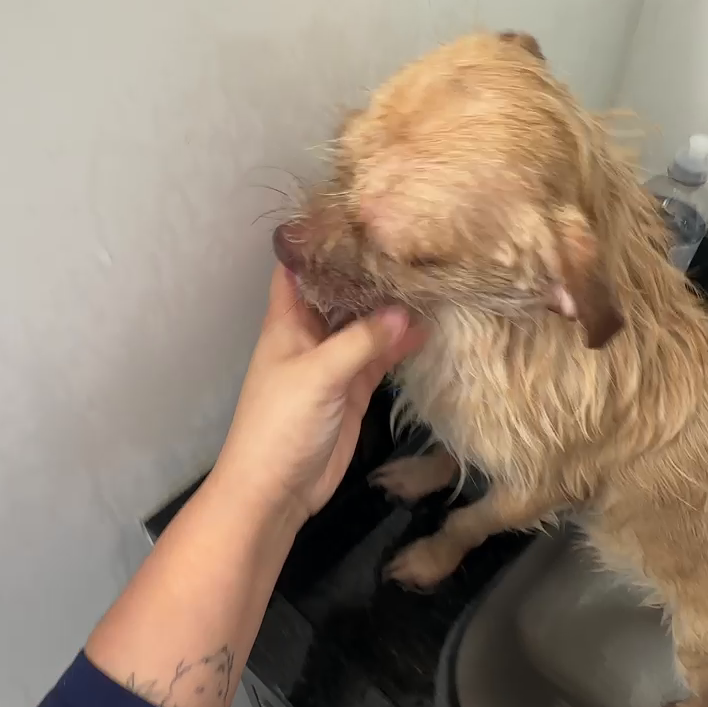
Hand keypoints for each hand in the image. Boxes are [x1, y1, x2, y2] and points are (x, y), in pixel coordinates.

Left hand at [210, 265, 426, 526]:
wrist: (276, 490)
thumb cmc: (280, 425)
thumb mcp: (318, 376)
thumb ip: (362, 342)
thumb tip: (408, 312)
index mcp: (287, 321)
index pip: (300, 266)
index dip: (322, 240)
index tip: (360, 216)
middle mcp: (311, 334)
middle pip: (341, 292)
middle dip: (370, 271)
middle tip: (413, 242)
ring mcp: (335, 362)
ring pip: (365, 325)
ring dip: (391, 308)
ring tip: (430, 279)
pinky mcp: (355, 389)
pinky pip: (380, 357)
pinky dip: (401, 344)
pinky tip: (429, 327)